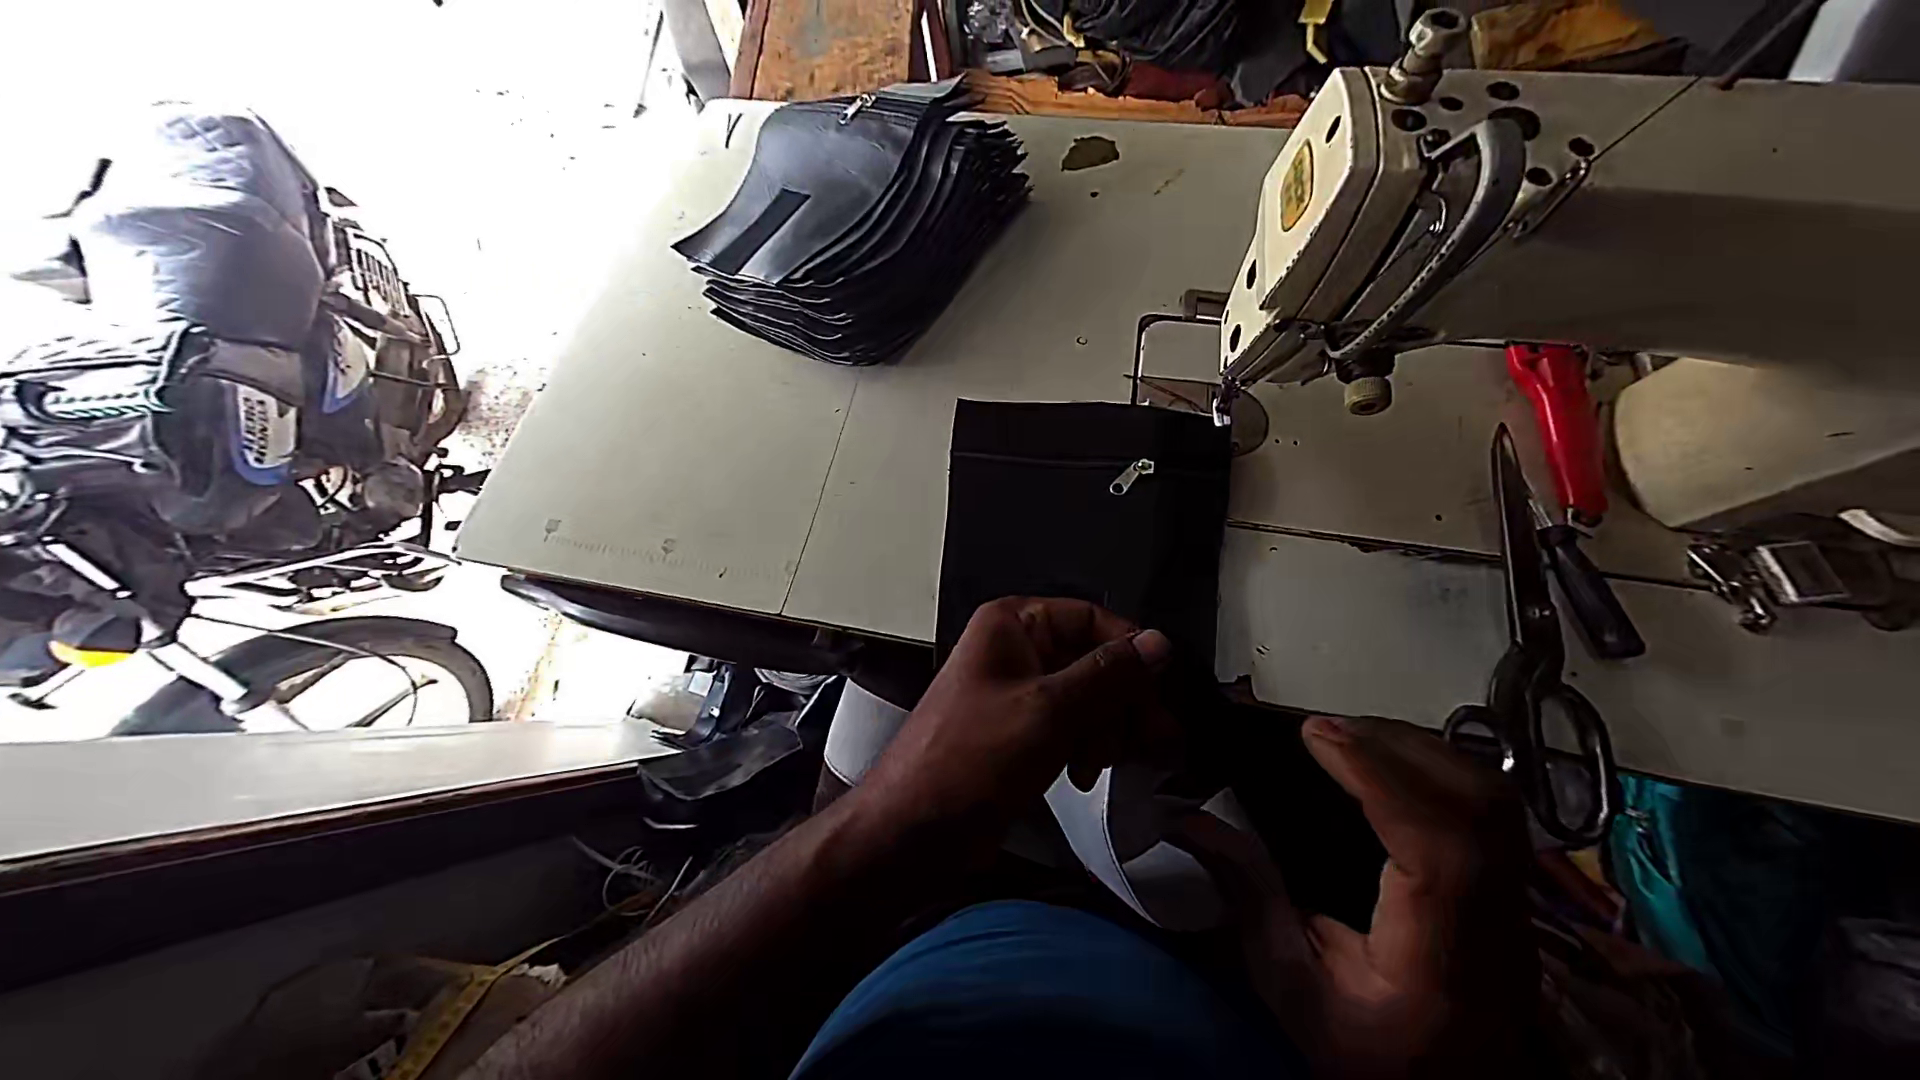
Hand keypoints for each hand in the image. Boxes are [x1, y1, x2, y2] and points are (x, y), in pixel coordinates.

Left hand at [853, 597, 1171, 855]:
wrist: (913, 831)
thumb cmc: (966, 762)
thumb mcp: (1047, 711)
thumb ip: (1109, 676)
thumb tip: (1158, 644)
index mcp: (1011, 625)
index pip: (1090, 617)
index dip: (1128, 649)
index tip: (1159, 688)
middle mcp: (1015, 650)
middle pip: (1095, 658)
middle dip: (1122, 700)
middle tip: (1147, 737)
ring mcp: (1019, 692)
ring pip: (1089, 696)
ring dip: (1107, 728)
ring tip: (1100, 762)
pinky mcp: (1022, 730)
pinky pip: (1073, 724)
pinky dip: (1088, 745)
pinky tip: (1084, 772)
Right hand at [1175, 715, 1534, 1078]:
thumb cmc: (1370, 1050)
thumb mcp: (1293, 987)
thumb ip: (1249, 898)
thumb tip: (1191, 821)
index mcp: (1439, 958)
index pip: (1438, 848)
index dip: (1381, 777)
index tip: (1317, 735)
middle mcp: (1494, 924)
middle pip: (1475, 806)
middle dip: (1393, 747)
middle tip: (1322, 730)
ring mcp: (1514, 903)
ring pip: (1489, 796)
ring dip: (1415, 748)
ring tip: (1348, 736)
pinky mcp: (1508, 885)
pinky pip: (1485, 803)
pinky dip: (1432, 762)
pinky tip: (1384, 758)